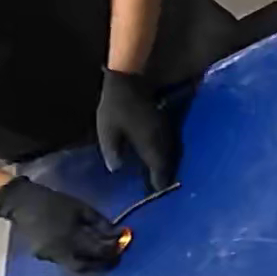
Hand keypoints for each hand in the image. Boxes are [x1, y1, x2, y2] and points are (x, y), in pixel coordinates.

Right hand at [0, 177, 122, 275]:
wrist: (23, 203)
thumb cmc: (55, 202)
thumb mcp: (82, 208)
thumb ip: (100, 223)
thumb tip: (116, 233)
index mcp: (72, 237)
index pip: (98, 251)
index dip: (112, 251)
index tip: (121, 246)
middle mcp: (61, 251)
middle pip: (87, 266)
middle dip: (102, 264)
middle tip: (113, 257)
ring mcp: (50, 256)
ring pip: (74, 267)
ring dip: (89, 264)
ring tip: (99, 255)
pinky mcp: (42, 256)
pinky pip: (63, 262)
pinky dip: (75, 259)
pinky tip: (82, 252)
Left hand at [95, 69, 177, 190]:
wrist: (130, 79)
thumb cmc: (116, 106)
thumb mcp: (107, 130)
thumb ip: (112, 151)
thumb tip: (116, 169)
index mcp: (150, 146)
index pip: (158, 172)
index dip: (157, 185)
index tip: (154, 195)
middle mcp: (162, 142)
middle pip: (167, 166)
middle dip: (163, 178)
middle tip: (157, 190)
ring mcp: (165, 133)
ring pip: (169, 156)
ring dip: (164, 167)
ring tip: (157, 177)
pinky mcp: (164, 126)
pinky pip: (166, 146)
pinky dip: (162, 155)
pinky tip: (154, 158)